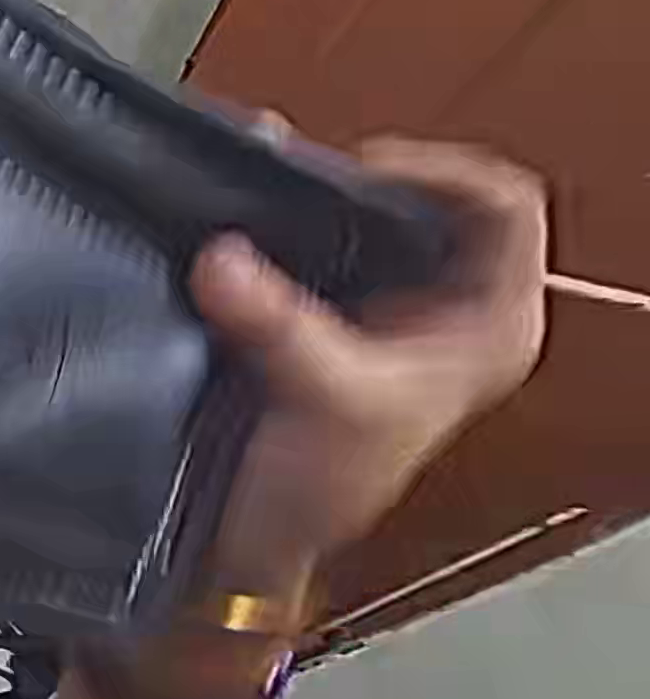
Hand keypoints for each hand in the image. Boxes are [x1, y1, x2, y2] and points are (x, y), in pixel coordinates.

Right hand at [189, 131, 547, 605]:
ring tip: (231, 196)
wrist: (250, 531)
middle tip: (269, 174)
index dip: (432, 173)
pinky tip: (206, 247)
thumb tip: (220, 257)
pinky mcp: (277, 331)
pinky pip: (263, 275)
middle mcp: (411, 310)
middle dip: (334, 190)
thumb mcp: (327, 403)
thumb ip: (279, 328)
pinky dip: (236, 256)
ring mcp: (340, 320)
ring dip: (278, 220)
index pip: (491, 210)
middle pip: (396, 216)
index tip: (348, 166)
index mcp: (475, 322)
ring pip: (323, 243)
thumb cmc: (322, 487)